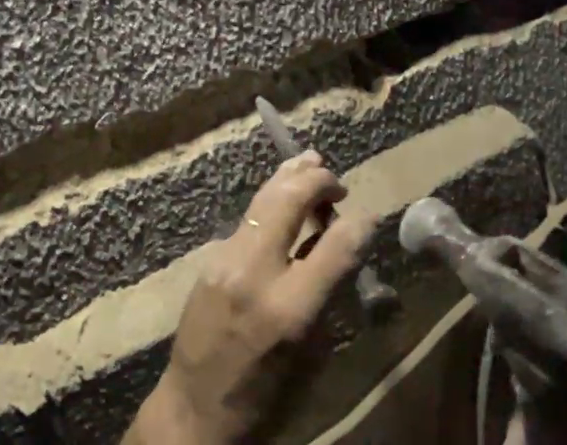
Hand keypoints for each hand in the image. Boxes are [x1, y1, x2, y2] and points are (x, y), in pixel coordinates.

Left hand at [125, 151, 376, 443]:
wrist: (196, 405)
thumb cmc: (266, 390)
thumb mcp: (311, 352)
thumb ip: (326, 293)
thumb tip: (341, 242)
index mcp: (290, 309)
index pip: (336, 246)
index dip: (359, 224)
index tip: (369, 213)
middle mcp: (255, 274)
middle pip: (288, 202)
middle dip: (316, 181)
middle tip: (335, 181)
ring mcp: (225, 260)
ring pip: (262, 201)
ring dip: (288, 178)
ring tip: (310, 160)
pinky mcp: (209, 259)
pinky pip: (246, 221)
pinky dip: (268, 202)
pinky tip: (280, 195)